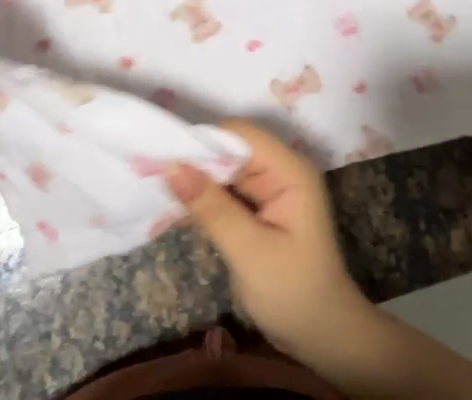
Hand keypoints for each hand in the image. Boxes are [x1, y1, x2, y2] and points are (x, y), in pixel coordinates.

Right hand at [167, 120, 376, 355]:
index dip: (203, 140)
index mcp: (290, 172)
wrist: (322, 337)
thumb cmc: (294, 292)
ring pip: (223, 172)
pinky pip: (224, 194)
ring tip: (152, 188)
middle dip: (194, 161)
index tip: (162, 155)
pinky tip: (172, 209)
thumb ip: (212, 208)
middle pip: (230, 150)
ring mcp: (269, 192)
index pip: (241, 135)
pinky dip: (202, 199)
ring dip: (194, 181)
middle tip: (149, 174)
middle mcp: (280, 173)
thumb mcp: (250, 252)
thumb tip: (171, 166)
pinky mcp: (257, 212)